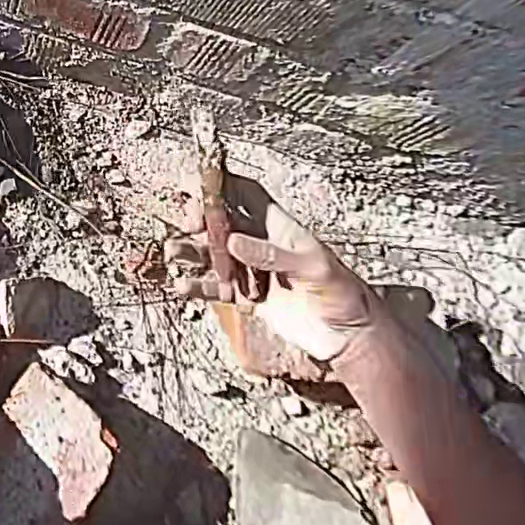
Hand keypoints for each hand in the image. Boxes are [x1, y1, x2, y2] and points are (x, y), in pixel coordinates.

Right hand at [164, 172, 378, 360]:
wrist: (351, 339)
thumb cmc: (345, 297)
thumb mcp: (315, 270)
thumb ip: (272, 254)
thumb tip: (232, 241)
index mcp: (280, 228)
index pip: (246, 196)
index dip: (222, 185)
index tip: (198, 185)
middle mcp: (259, 244)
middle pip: (220, 222)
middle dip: (199, 219)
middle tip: (187, 225)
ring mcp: (250, 270)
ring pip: (210, 253)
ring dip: (189, 250)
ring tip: (173, 253)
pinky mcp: (244, 296)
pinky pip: (213, 287)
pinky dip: (196, 286)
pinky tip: (183, 286)